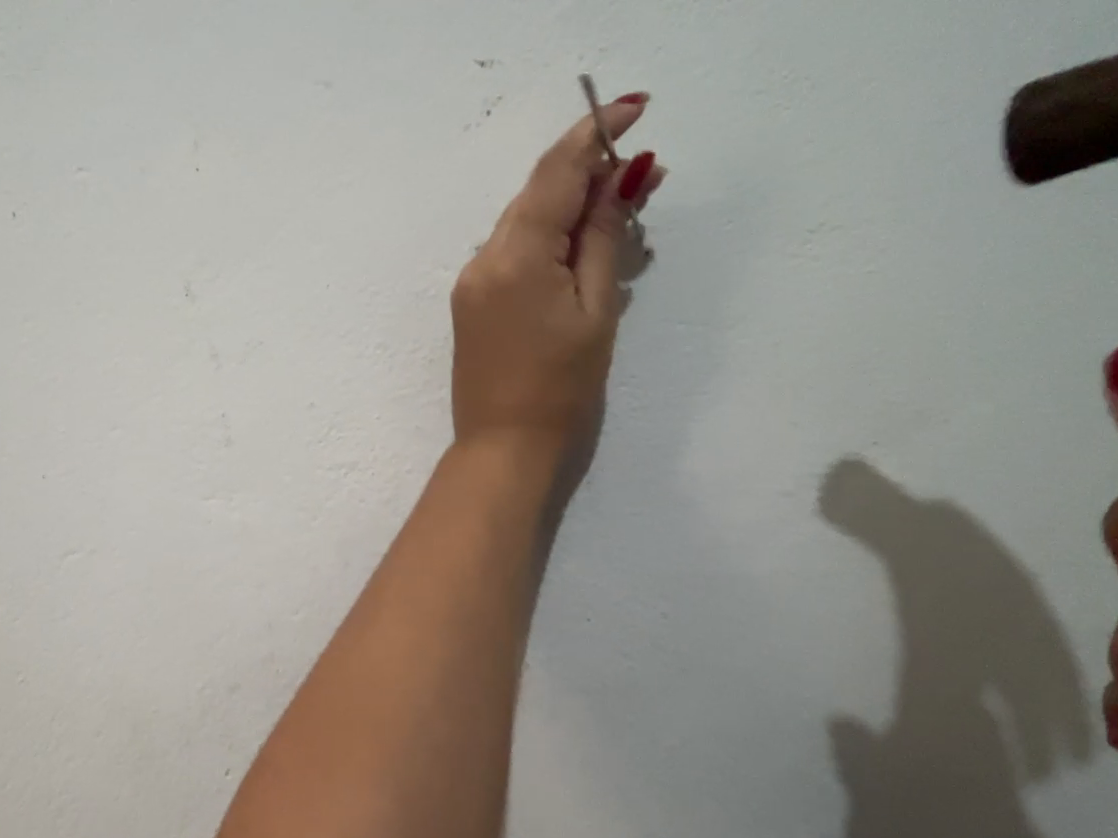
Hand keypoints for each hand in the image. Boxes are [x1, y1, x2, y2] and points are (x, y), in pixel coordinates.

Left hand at [450, 94, 664, 456]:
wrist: (503, 448)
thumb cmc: (561, 389)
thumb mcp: (596, 310)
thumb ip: (602, 239)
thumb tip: (617, 181)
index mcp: (514, 257)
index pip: (555, 173)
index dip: (595, 134)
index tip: (637, 109)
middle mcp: (482, 260)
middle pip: (537, 196)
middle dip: (589, 175)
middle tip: (646, 175)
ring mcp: (471, 283)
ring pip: (524, 224)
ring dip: (571, 210)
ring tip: (624, 211)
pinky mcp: (471, 303)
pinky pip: (512, 253)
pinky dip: (548, 242)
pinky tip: (582, 251)